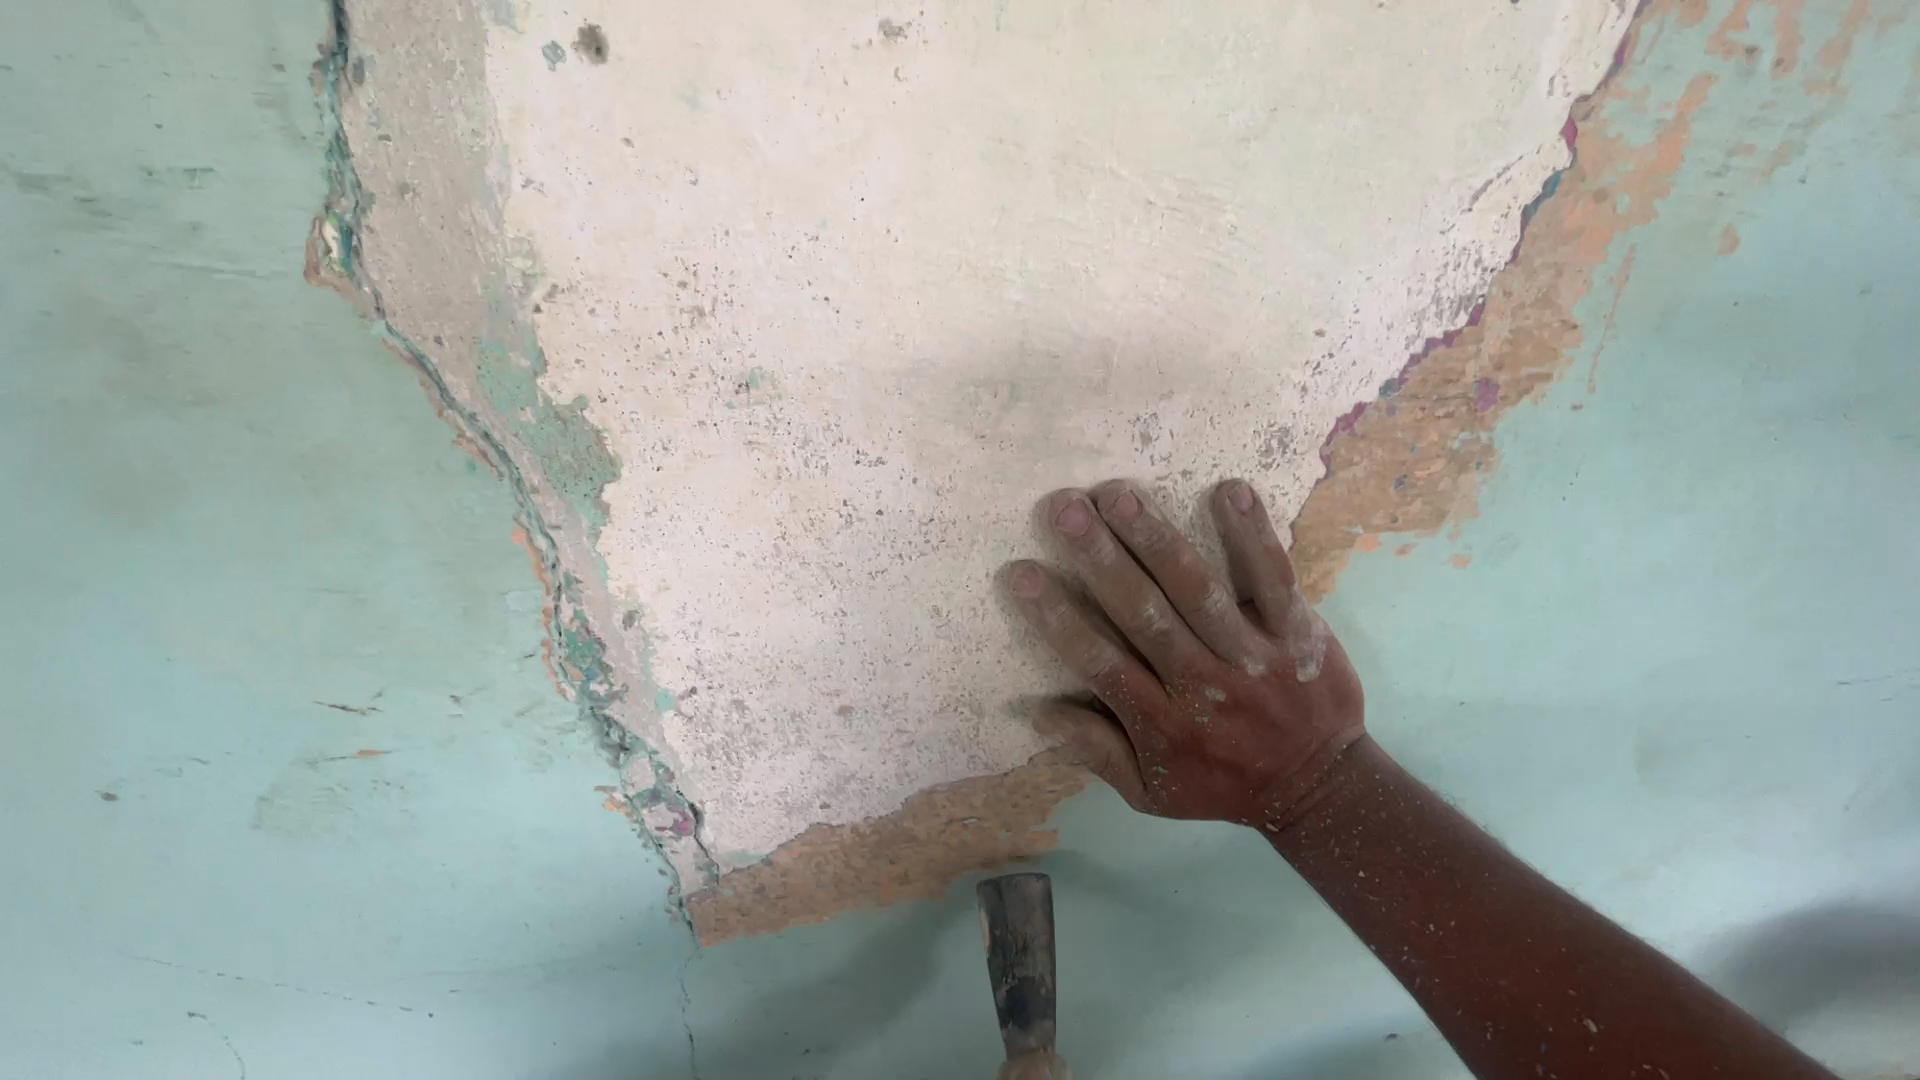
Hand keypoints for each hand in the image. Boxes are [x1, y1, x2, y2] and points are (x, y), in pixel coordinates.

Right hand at [1004, 479, 1364, 830]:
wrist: (1319, 789)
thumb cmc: (1221, 783)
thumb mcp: (1149, 792)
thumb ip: (1095, 751)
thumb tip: (1035, 711)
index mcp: (1160, 722)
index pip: (1099, 662)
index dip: (1057, 618)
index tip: (1020, 572)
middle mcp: (1201, 684)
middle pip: (1142, 614)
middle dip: (1100, 559)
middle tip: (1065, 508)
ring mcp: (1252, 655)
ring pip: (1196, 589)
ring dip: (1156, 539)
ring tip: (1119, 494)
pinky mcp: (1297, 632)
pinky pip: (1273, 578)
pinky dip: (1253, 535)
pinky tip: (1229, 490)